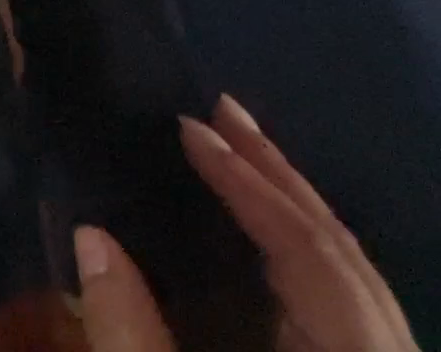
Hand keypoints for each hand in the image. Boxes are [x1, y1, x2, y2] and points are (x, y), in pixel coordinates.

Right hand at [74, 95, 418, 351]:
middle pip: (341, 250)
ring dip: (291, 201)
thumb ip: (130, 332)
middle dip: (277, 173)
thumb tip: (89, 236)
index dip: (249, 184)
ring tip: (237, 147)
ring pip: (351, 270)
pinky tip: (262, 222)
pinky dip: (302, 242)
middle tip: (221, 110)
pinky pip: (345, 292)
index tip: (193, 128)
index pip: (307, 253)